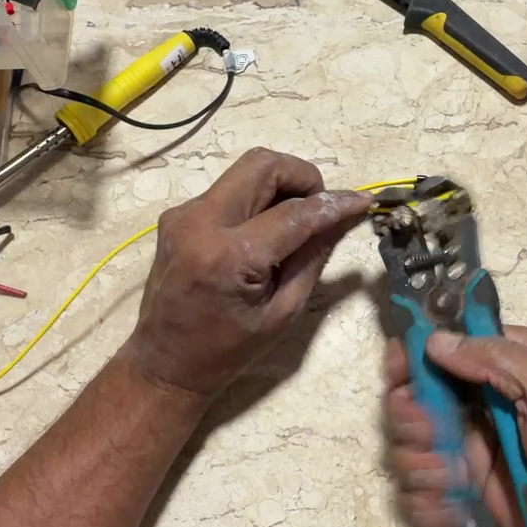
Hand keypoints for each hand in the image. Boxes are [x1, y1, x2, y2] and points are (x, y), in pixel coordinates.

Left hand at [118, 148, 371, 399]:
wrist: (165, 363)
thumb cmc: (228, 350)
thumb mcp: (283, 312)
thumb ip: (314, 258)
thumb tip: (341, 220)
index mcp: (229, 256)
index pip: (294, 213)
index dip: (334, 204)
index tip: (362, 201)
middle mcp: (201, 222)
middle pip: (263, 164)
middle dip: (302, 177)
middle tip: (318, 210)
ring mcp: (184, 214)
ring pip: (245, 171)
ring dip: (279, 186)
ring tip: (293, 224)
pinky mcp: (178, 216)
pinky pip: (229, 190)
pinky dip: (256, 200)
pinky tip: (263, 234)